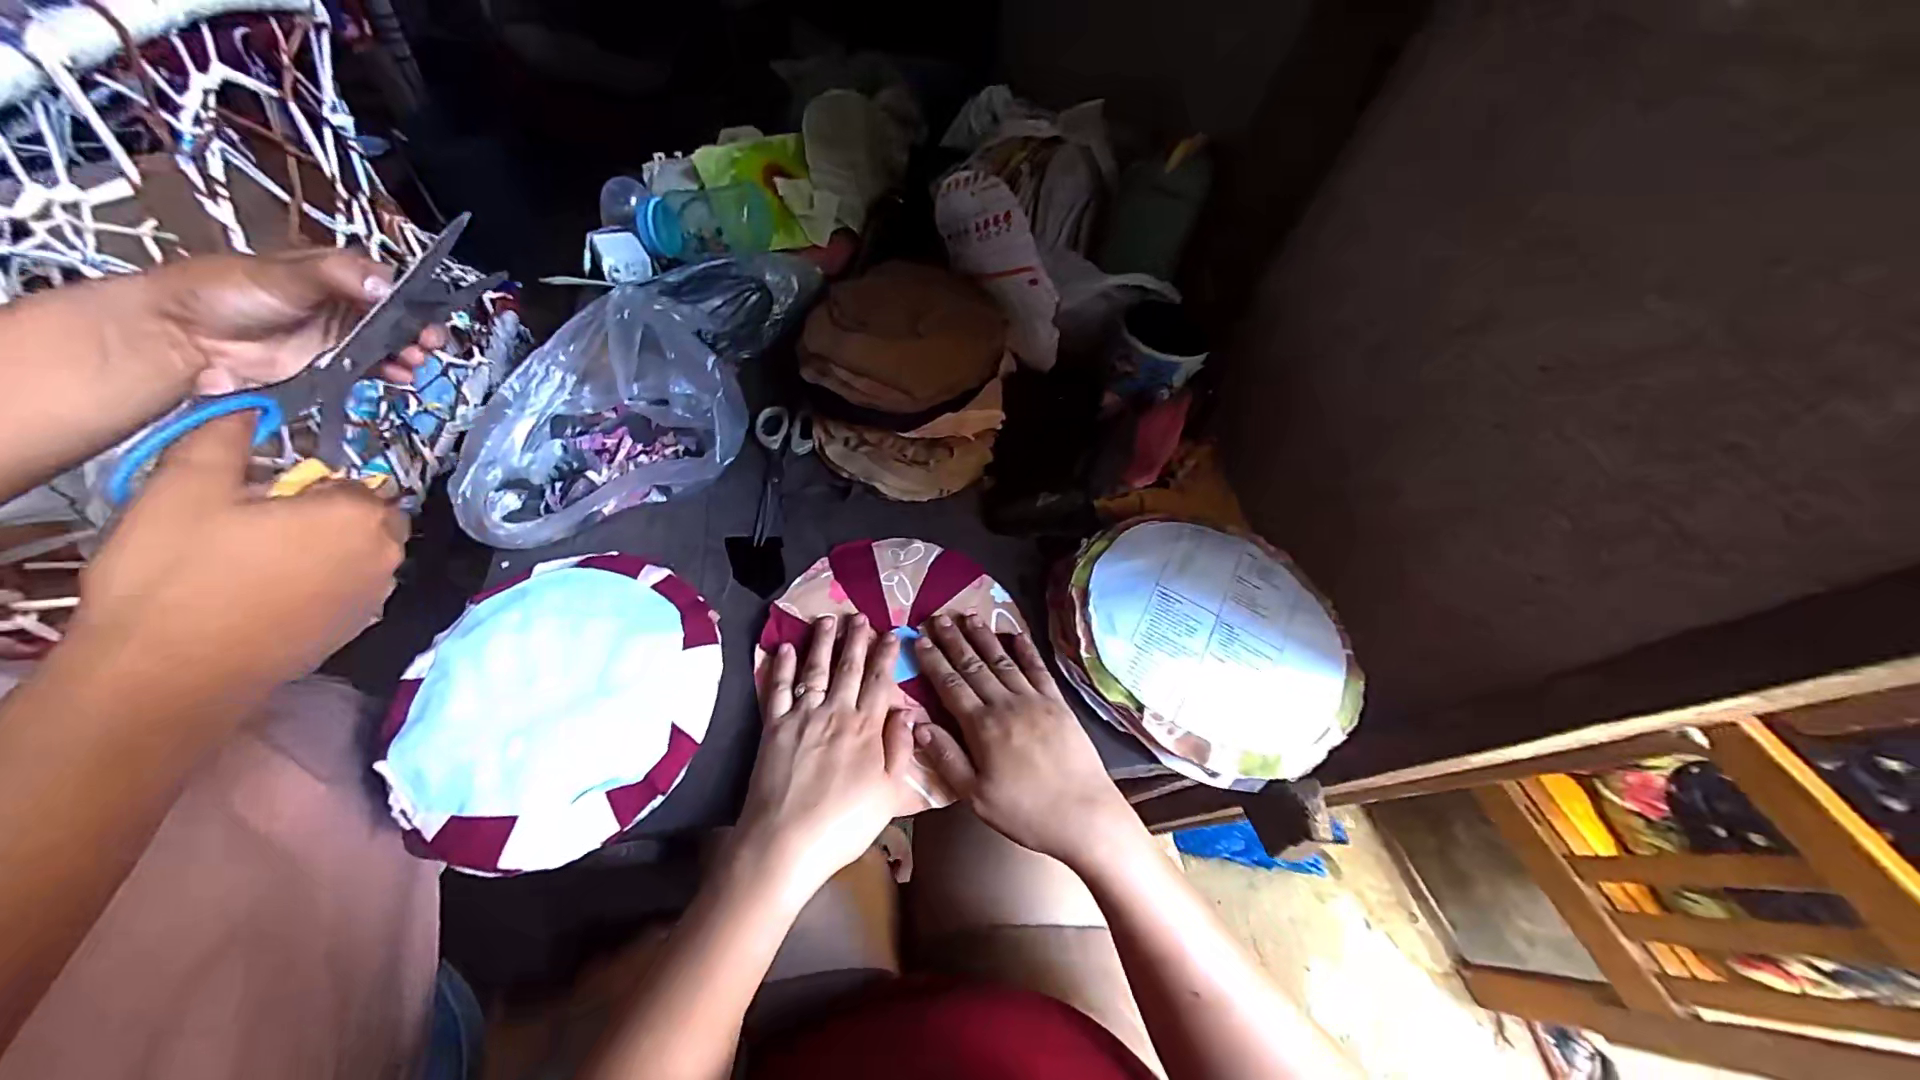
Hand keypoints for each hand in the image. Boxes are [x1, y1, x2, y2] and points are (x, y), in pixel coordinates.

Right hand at [69, 412, 405, 701]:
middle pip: (369, 517)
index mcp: (360, 516)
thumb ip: (224, 441)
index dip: (309, 486)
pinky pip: (352, 586)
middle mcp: (387, 554)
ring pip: (364, 553)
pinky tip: (273, 593)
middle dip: (331, 514)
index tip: (266, 498)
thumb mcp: (185, 491)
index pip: (354, 481)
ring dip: (329, 548)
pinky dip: (327, 581)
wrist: (169, 671)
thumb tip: (246, 409)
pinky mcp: (360, 626)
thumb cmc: (178, 576)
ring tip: (262, 561)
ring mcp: (378, 594)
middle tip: (264, 528)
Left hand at [139, 249, 447, 394]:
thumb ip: (337, 275)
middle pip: (401, 318)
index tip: (427, 317)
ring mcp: (344, 335)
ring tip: (412, 360)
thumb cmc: (225, 293)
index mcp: (339, 274)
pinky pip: (377, 368)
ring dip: (410, 353)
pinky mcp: (337, 363)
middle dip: (420, 332)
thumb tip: (386, 286)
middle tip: (427, 343)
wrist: (183, 337)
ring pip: (394, 344)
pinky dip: (393, 373)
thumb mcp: (283, 275)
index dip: (415, 301)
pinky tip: (399, 375)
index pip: (392, 285)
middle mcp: (348, 303)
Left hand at [738, 614, 918, 898]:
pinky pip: (778, 690)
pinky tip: (785, 648)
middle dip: (855, 639)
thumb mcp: (889, 793)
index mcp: (866, 728)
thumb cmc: (844, 824)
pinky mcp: (774, 728)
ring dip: (822, 643)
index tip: (892, 633)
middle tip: (859, 616)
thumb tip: (908, 713)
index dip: (886, 655)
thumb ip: (901, 749)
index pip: (880, 682)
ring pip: (815, 670)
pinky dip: (782, 667)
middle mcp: (835, 713)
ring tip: (827, 620)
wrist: (786, 842)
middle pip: (848, 668)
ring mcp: (802, 718)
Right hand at [912, 614, 1141, 870]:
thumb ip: (947, 758)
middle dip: (954, 640)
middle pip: (974, 666)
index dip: (934, 661)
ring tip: (969, 616)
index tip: (920, 640)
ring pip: (1003, 661)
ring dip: (984, 637)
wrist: (1083, 815)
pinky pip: (1038, 670)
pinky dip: (1026, 651)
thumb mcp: (975, 795)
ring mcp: (1035, 701)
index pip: (951, 685)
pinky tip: (1016, 635)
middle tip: (938, 618)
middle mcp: (1006, 705)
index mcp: (982, 727)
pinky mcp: (1058, 704)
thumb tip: (918, 725)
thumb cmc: (1024, 812)